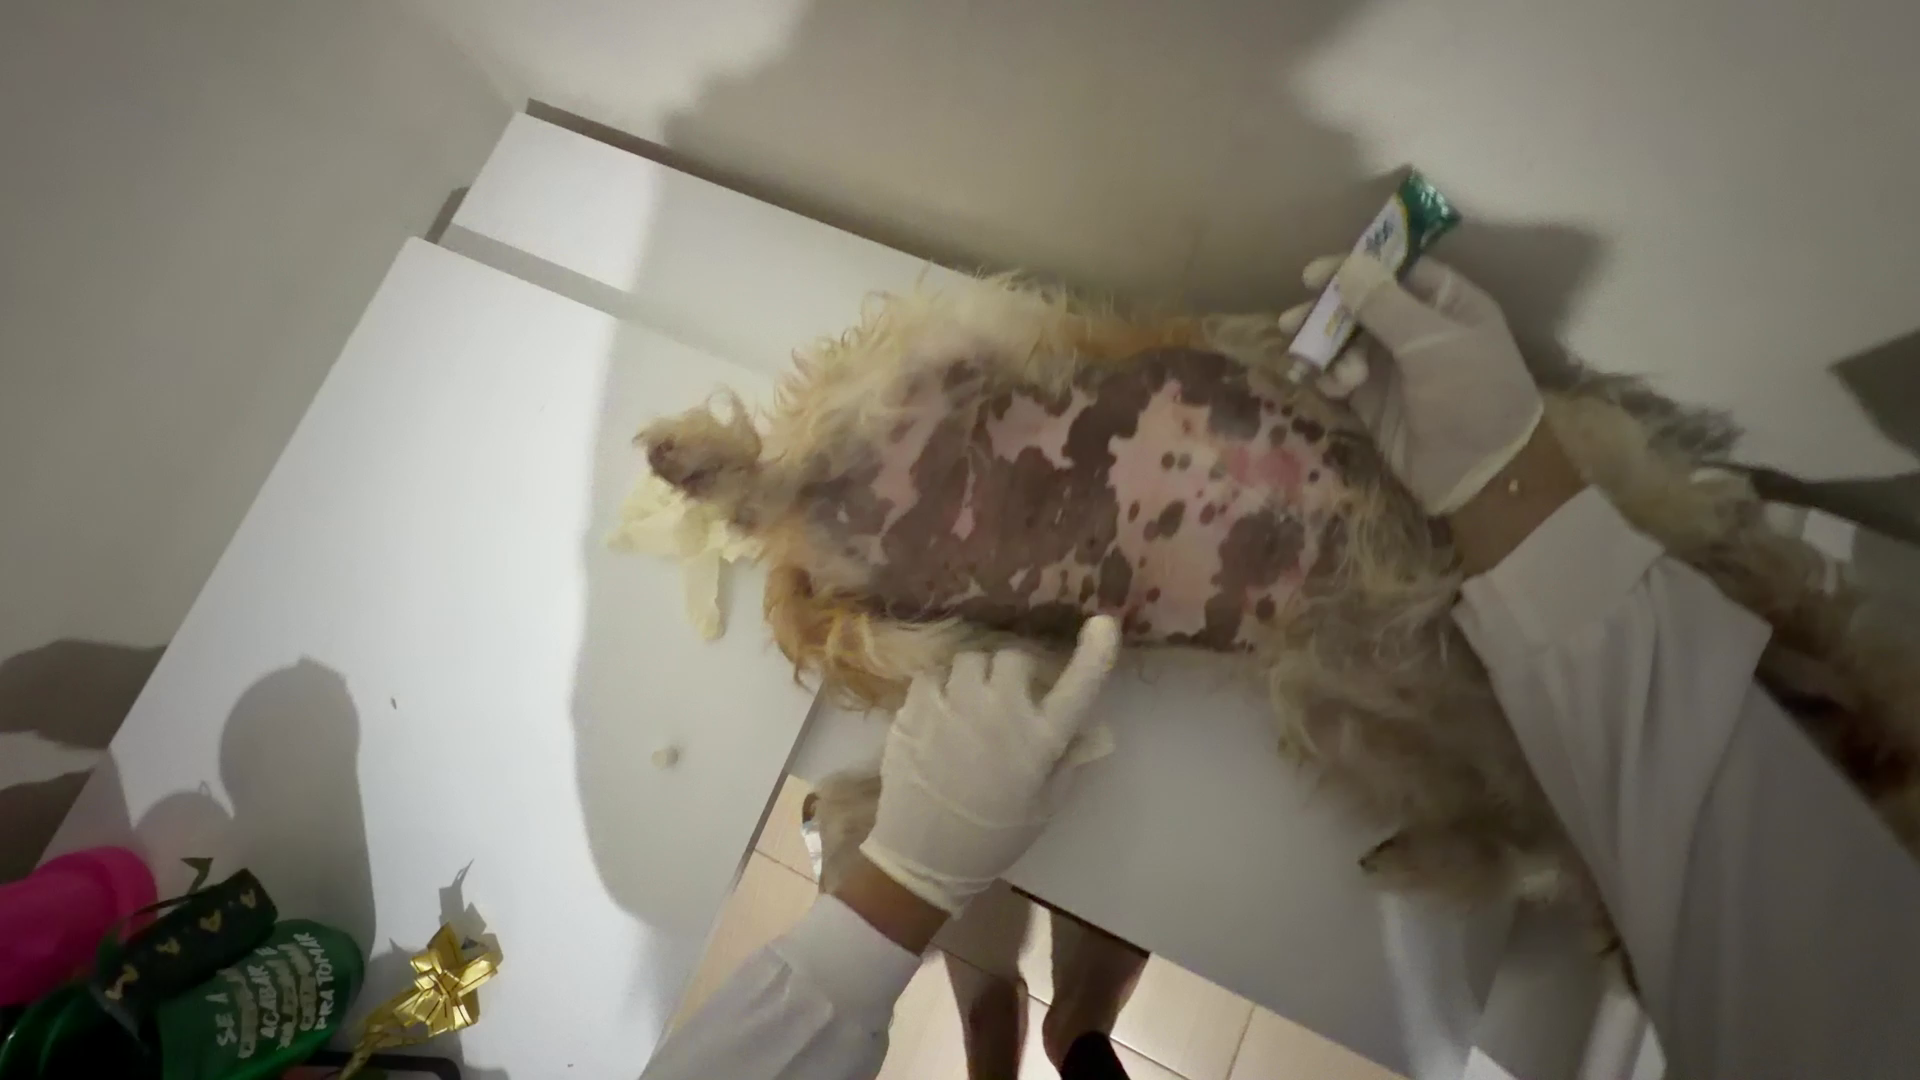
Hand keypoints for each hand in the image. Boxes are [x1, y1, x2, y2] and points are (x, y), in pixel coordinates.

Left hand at [860, 617, 1122, 916]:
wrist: (923, 856)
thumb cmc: (994, 835)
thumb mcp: (1045, 805)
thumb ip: (1069, 759)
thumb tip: (1096, 727)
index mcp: (1039, 739)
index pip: (1079, 685)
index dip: (1095, 652)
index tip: (1104, 624)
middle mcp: (1000, 711)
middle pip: (1013, 657)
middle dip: (1014, 672)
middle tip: (1009, 697)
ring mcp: (955, 704)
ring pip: (970, 659)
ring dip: (975, 676)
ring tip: (969, 704)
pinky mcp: (916, 706)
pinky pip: (933, 673)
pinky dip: (939, 687)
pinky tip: (939, 713)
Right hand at [1280, 255, 1543, 514]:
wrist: (1476, 473)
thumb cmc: (1468, 396)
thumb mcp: (1431, 344)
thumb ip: (1385, 305)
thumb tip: (1348, 265)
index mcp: (1446, 306)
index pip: (1396, 272)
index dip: (1355, 269)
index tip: (1312, 276)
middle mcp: (1418, 332)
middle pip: (1361, 308)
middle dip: (1327, 315)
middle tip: (1291, 323)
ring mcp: (1392, 368)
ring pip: (1344, 344)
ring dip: (1325, 351)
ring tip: (1313, 365)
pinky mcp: (1371, 402)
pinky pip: (1338, 378)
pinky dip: (1328, 379)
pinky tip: (1330, 388)